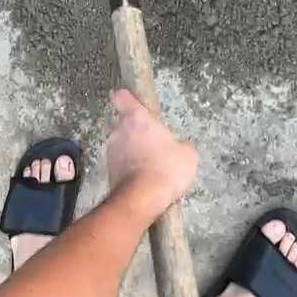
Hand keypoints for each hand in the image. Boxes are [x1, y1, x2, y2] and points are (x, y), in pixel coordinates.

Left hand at [105, 89, 198, 216]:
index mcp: (138, 118)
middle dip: (139, 136)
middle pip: (128, 126)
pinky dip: (131, 172)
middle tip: (155, 150)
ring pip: (124, 148)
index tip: (129, 100)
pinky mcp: (108, 171)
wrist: (142, 198)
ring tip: (154, 172)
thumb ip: (182, 146)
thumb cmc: (166, 168)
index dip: (126, 98)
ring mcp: (111, 151)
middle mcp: (120, 130)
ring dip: (135, 155)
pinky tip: (147, 185)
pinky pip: (122, 167)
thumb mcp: (188, 156)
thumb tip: (180, 149)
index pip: (123, 97)